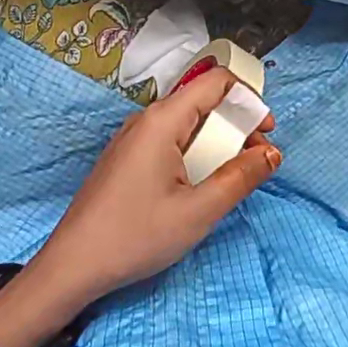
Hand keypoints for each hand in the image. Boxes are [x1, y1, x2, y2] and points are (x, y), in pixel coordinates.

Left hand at [0, 67, 279, 346]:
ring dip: (215, 145)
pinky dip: (193, 156)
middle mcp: (145, 121)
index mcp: (162, 121)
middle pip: (202, 103)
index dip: (249, 99)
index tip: (266, 132)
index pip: (215, 81)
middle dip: (236, 127)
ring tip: (226, 182)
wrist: (75, 265)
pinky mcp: (126, 160)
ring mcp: (132, 140)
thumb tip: (272, 153)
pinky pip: (168, 143)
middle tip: (252, 164)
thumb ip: (241, 177)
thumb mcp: (200, 210)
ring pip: (186, 126)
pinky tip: (196, 189)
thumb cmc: (136, 236)